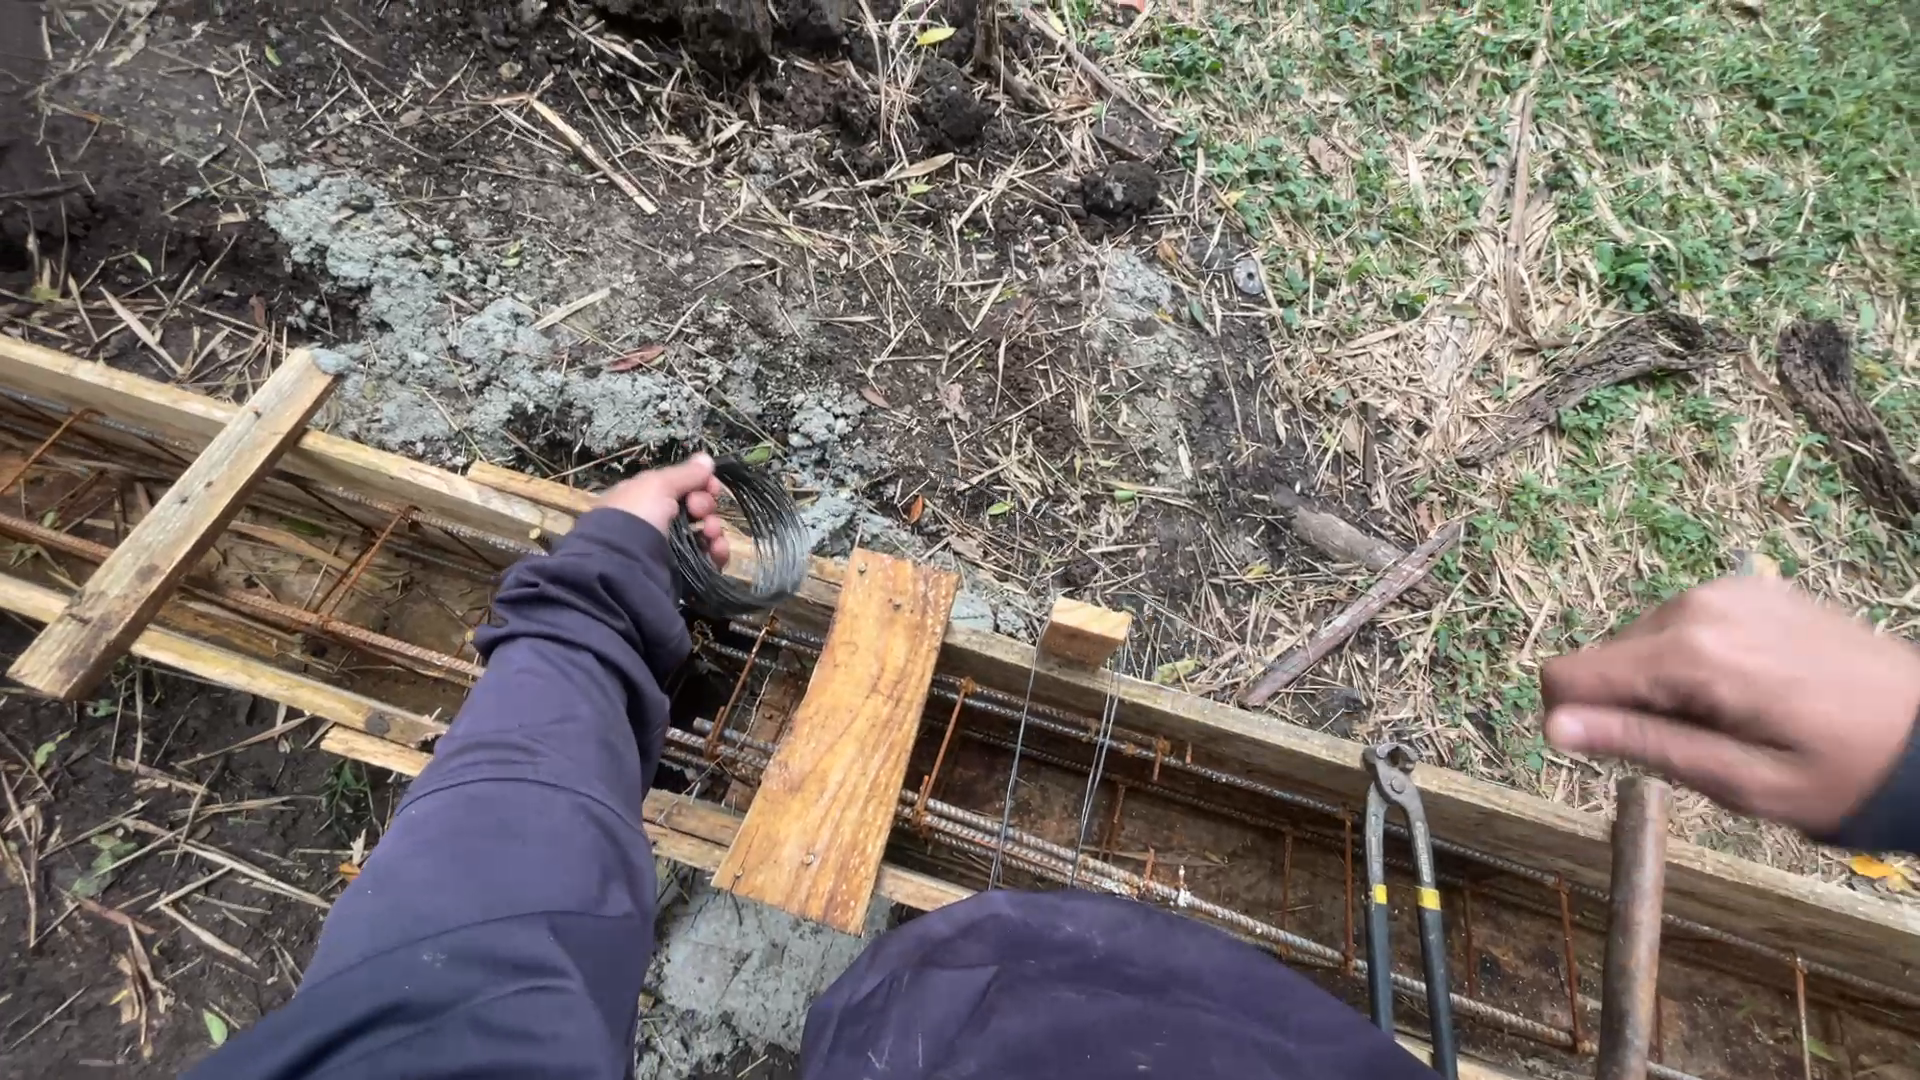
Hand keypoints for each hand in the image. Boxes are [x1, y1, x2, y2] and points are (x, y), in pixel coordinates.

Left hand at [598, 454, 730, 569]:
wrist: (625, 564)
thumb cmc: (637, 516)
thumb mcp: (657, 485)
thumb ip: (686, 473)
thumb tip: (707, 458)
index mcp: (646, 498)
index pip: (682, 486)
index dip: (700, 483)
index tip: (709, 485)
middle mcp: (659, 522)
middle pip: (697, 508)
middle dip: (705, 506)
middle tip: (698, 511)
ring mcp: (672, 548)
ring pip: (706, 533)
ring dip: (714, 529)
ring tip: (709, 533)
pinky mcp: (684, 571)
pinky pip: (710, 558)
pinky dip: (717, 552)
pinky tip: (716, 549)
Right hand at [1541, 576, 1919, 833]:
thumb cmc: (1854, 777)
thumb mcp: (1746, 781)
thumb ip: (1642, 744)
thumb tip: (1552, 727)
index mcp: (1691, 653)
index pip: (1568, 674)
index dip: (1573, 718)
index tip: (1623, 748)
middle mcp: (1693, 606)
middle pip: (1602, 659)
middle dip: (1630, 701)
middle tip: (1707, 737)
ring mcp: (1721, 591)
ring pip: (1634, 644)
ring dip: (1659, 682)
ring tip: (1734, 712)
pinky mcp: (1742, 588)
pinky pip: (1672, 627)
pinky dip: (1687, 659)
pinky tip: (1747, 684)